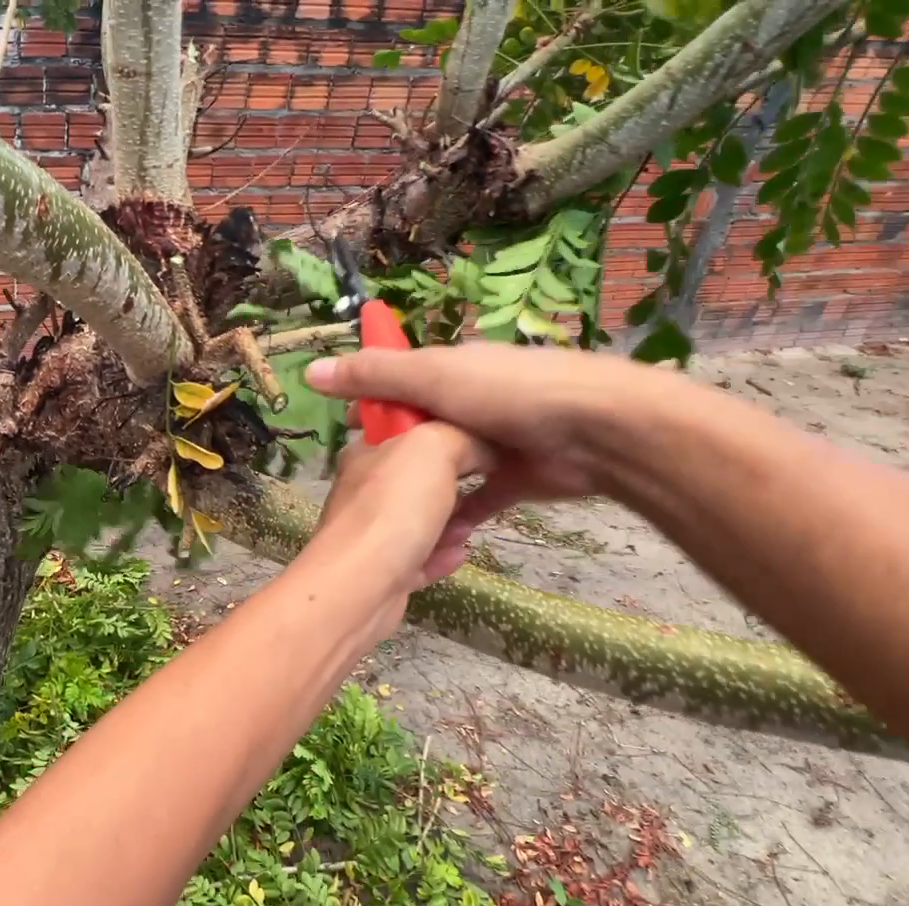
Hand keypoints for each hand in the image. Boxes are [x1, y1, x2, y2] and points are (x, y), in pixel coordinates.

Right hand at [307, 344, 660, 533]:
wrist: (598, 432)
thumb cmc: (508, 394)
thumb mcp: (430, 378)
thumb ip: (373, 377)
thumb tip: (311, 371)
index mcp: (451, 372)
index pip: (398, 383)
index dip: (369, 403)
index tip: (344, 430)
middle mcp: (470, 405)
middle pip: (418, 427)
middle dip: (391, 449)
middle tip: (359, 477)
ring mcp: (493, 444)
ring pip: (443, 466)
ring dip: (419, 485)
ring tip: (384, 509)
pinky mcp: (511, 481)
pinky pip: (471, 501)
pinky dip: (452, 516)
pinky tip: (427, 532)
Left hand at [307, 422, 493, 635]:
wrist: (359, 586)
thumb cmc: (393, 508)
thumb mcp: (433, 447)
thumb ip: (461, 436)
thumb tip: (484, 447)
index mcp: (366, 453)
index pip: (407, 429)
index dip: (446, 430)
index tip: (484, 441)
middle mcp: (363, 491)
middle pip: (417, 477)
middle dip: (454, 482)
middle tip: (486, 486)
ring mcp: (369, 534)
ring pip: (418, 520)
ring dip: (450, 522)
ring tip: (470, 527)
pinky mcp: (380, 573)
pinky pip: (417, 558)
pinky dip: (438, 556)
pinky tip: (459, 555)